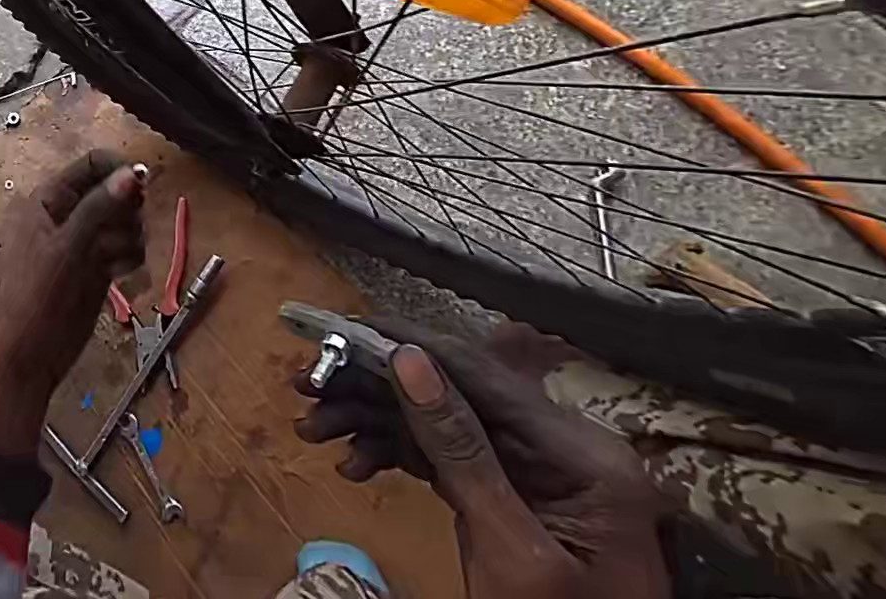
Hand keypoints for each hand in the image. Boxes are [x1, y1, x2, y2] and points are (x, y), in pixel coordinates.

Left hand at [0, 150, 145, 454]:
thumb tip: (133, 173)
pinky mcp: (101, 267)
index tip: (141, 187)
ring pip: (128, 222)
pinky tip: (118, 275)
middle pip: (117, 192)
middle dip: (127, 209)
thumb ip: (100, 206)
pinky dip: (130, 259)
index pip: (93, 164)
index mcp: (51, 198)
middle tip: (122, 229)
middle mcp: (71, 213)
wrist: (27, 354)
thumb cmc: (34, 294)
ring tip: (112, 260)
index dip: (119, 171)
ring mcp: (87, 241)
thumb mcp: (66, 245)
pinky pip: (129, 249)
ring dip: (130, 238)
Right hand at [294, 317, 667, 598]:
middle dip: (371, 388)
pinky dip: (390, 452)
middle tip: (308, 386)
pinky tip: (352, 463)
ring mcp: (526, 466)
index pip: (475, 370)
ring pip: (431, 418)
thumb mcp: (510, 555)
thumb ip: (461, 452)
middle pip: (445, 390)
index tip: (339, 332)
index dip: (402, 344)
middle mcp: (552, 443)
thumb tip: (408, 359)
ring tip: (313, 428)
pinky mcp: (499, 488)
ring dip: (369, 420)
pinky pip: (436, 452)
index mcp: (577, 450)